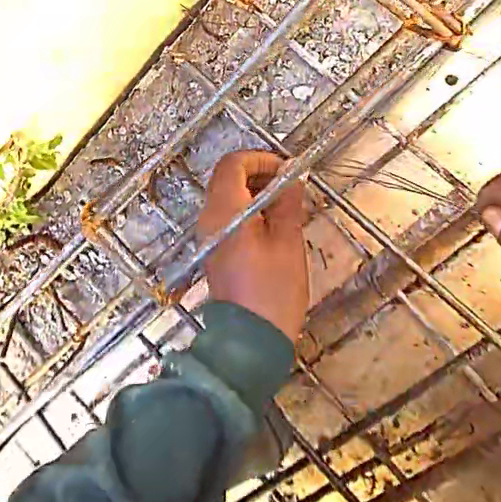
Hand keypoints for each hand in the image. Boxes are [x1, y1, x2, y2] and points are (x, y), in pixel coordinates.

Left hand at [199, 150, 310, 342]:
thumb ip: (287, 203)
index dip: (260, 158)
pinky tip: (274, 225)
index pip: (232, 164)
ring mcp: (209, 236)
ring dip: (255, 192)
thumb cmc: (272, 290)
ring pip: (228, 197)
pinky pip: (228, 216)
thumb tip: (291, 177)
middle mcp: (209, 219)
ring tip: (287, 204)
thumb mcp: (288, 241)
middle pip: (227, 178)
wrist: (250, 343)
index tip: (286, 169)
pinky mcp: (215, 251)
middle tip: (289, 184)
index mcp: (225, 212)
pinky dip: (249, 210)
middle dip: (258, 173)